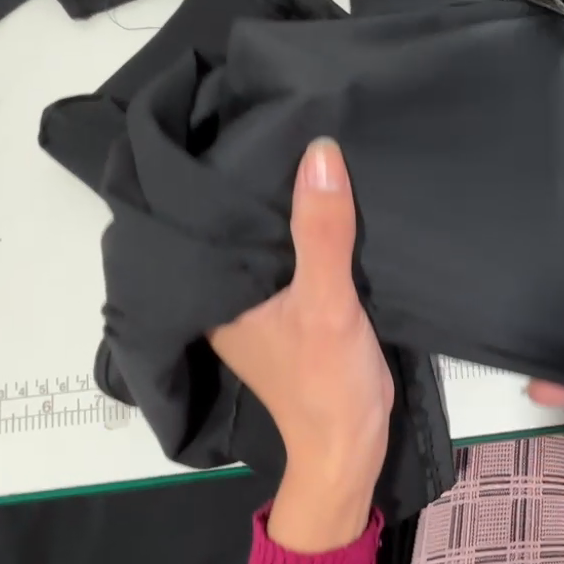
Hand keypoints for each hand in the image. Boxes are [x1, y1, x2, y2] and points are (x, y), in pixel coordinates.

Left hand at [209, 139, 391, 552]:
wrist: (354, 443)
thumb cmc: (326, 380)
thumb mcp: (327, 302)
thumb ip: (323, 233)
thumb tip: (320, 151)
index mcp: (214, 291)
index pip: (209, 216)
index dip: (225, 172)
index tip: (247, 120)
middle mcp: (229, 293)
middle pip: (242, 226)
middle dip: (262, 184)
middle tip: (285, 121)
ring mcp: (265, 305)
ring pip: (274, 242)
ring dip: (293, 209)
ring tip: (311, 152)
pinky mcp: (299, 312)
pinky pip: (301, 260)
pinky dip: (315, 236)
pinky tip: (335, 206)